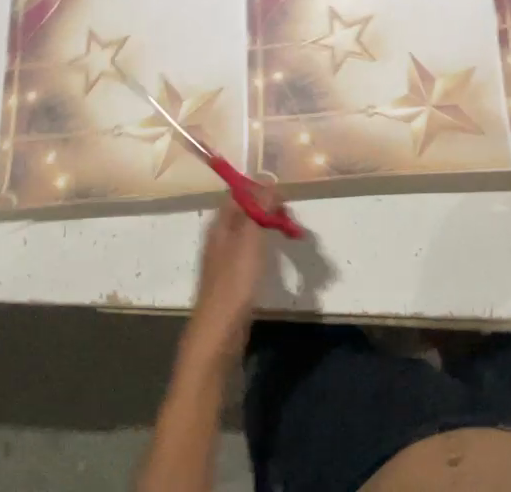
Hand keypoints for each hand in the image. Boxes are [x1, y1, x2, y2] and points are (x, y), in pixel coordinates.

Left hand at [188, 193, 276, 354]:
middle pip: (244, 212)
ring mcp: (225, 258)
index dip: (260, 191)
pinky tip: (276, 257)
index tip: (284, 198)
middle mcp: (219, 237)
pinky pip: (250, 251)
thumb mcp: (250, 239)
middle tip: (290, 220)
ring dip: (268, 228)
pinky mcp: (232, 277)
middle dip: (268, 210)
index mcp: (220, 225)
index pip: (238, 194)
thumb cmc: (235, 281)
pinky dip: (265, 247)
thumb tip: (268, 180)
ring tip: (290, 234)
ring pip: (248, 231)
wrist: (219, 330)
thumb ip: (258, 209)